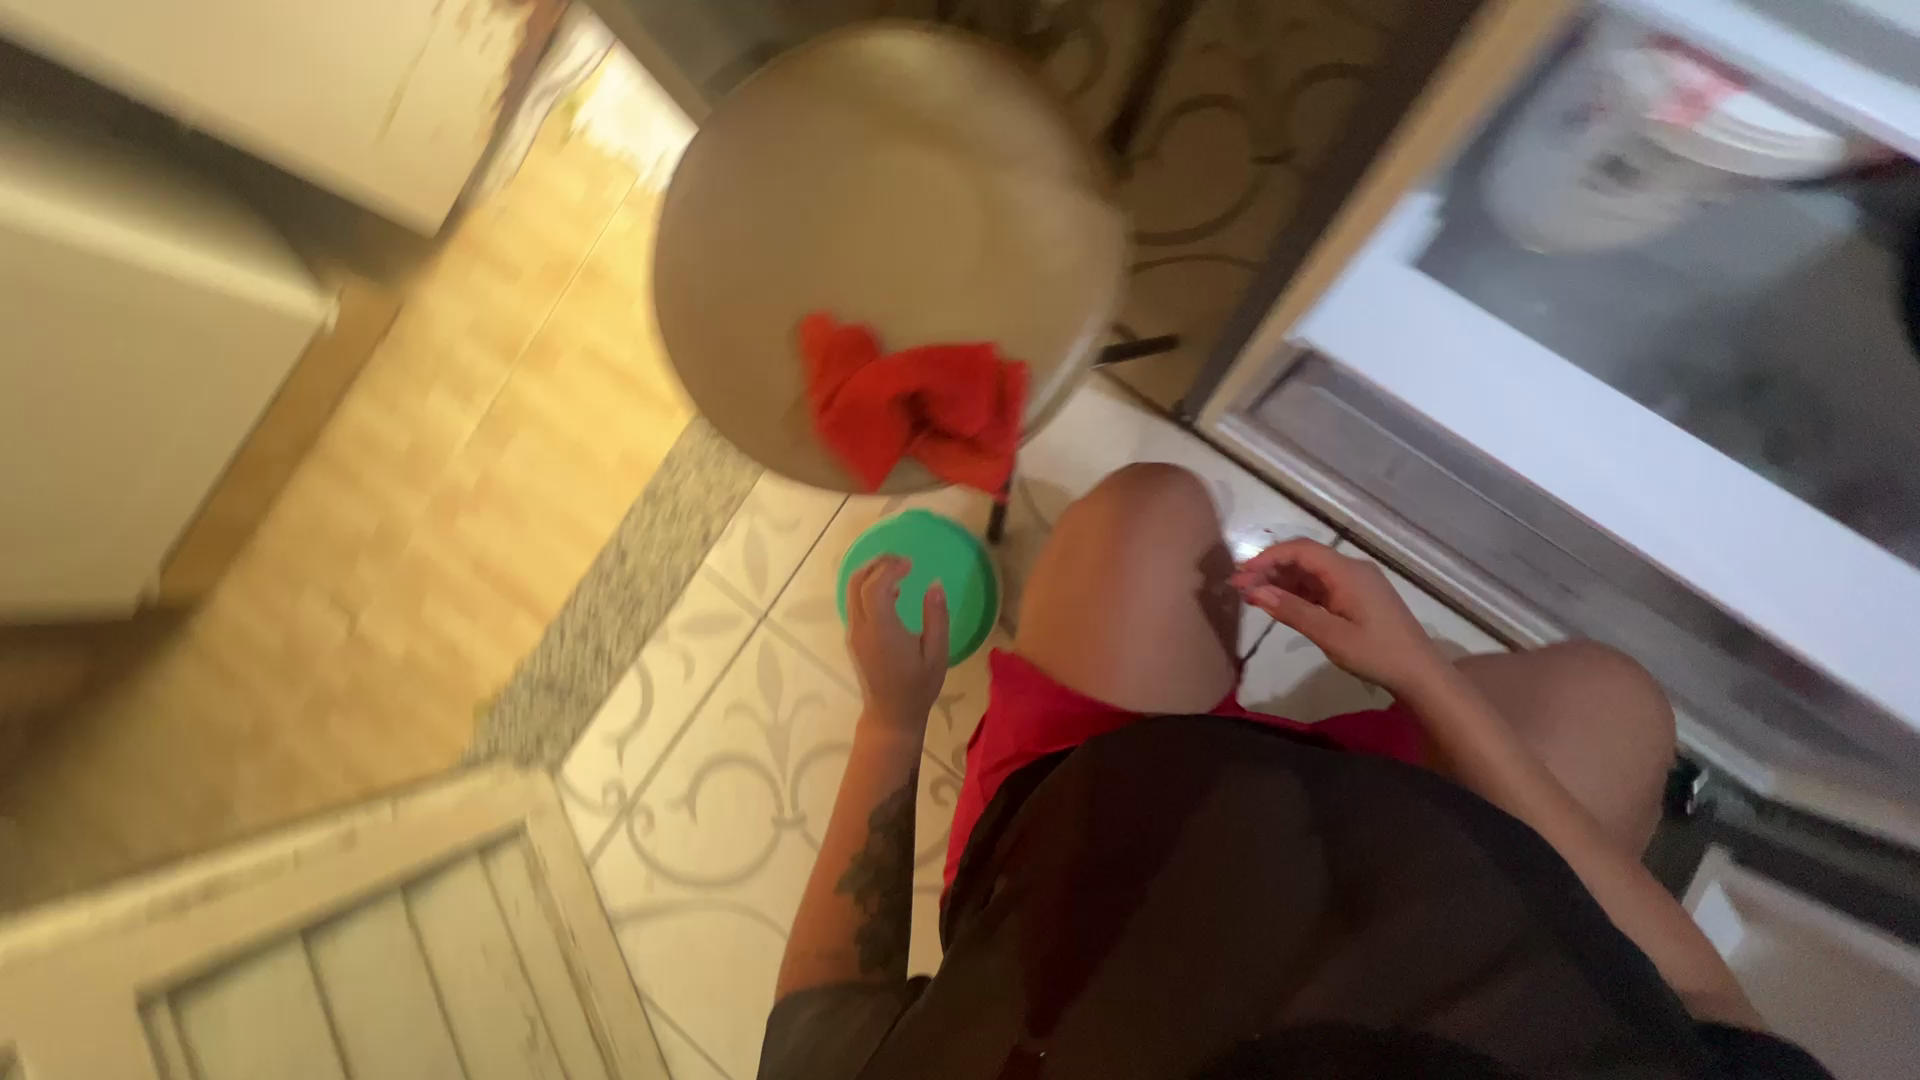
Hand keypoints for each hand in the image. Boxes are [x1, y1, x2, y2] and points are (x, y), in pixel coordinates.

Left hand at [846, 555, 949, 733]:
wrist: (891, 715)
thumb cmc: (918, 687)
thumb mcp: (937, 653)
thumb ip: (936, 617)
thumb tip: (935, 585)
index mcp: (882, 630)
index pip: (875, 587)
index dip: (890, 568)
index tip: (911, 564)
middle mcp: (861, 628)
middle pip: (857, 582)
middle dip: (877, 564)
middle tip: (902, 561)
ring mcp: (854, 633)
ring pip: (852, 591)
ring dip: (872, 575)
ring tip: (898, 571)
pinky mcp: (853, 639)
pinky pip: (855, 604)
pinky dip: (869, 589)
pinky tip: (893, 593)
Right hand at [1230, 538, 1449, 694]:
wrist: (1420, 673)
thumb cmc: (1376, 653)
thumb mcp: (1330, 634)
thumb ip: (1291, 610)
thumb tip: (1254, 592)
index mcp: (1347, 572)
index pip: (1300, 550)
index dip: (1267, 557)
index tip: (1241, 574)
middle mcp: (1351, 569)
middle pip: (1302, 559)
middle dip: (1268, 569)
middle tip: (1238, 587)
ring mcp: (1354, 582)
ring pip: (1308, 573)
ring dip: (1279, 582)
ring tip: (1251, 595)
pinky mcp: (1355, 596)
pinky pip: (1319, 586)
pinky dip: (1295, 592)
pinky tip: (1277, 603)